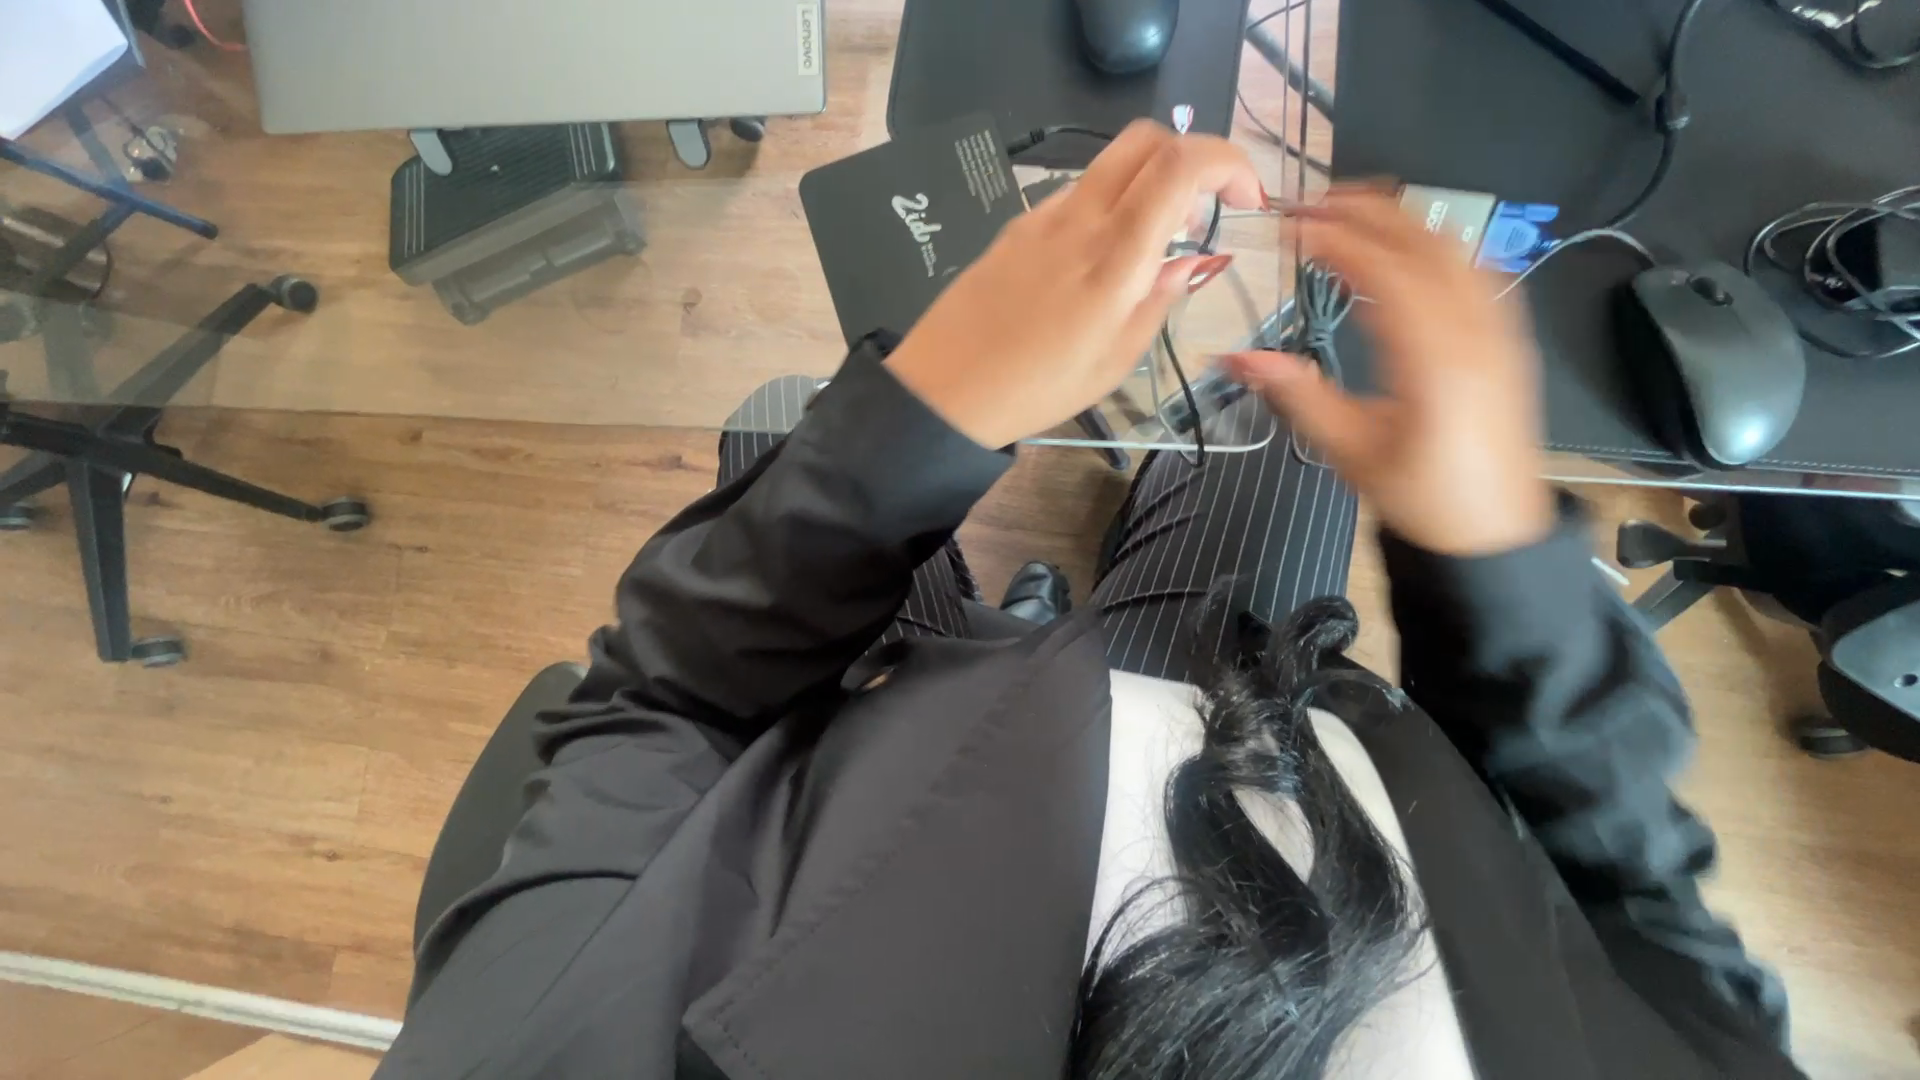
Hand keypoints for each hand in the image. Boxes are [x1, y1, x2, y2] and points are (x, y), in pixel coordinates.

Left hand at [884, 122, 1263, 448]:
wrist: (943, 391)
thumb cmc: (1035, 389)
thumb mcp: (1113, 361)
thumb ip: (1157, 301)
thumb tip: (1188, 262)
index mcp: (1114, 255)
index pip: (1182, 163)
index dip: (1228, 164)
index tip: (1244, 200)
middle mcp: (1078, 219)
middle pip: (1146, 139)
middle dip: (1190, 158)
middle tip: (1197, 215)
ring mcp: (1040, 218)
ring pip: (1107, 167)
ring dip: (1143, 188)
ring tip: (1144, 252)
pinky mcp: (1013, 229)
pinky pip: (1072, 199)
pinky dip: (1102, 211)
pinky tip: (1092, 265)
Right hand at [1223, 189, 1554, 555]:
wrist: (1491, 531)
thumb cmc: (1419, 496)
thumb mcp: (1346, 448)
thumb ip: (1295, 394)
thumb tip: (1235, 357)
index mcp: (1433, 358)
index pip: (1383, 272)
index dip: (1335, 240)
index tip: (1292, 227)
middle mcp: (1475, 331)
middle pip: (1426, 243)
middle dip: (1368, 212)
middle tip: (1314, 203)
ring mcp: (1500, 331)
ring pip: (1458, 249)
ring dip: (1405, 220)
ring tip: (1355, 212)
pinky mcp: (1509, 339)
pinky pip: (1479, 270)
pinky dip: (1440, 245)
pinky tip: (1414, 249)